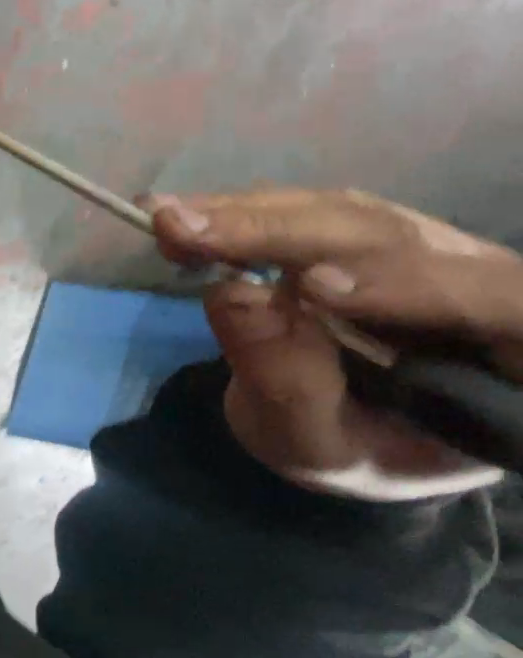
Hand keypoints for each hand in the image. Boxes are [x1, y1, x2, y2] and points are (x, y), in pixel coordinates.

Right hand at [146, 189, 522, 501]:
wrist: (341, 428)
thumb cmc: (352, 449)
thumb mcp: (317, 446)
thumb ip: (290, 386)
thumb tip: (236, 295)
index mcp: (515, 353)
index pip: (499, 302)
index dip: (413, 284)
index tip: (311, 287)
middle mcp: (481, 283)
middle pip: (396, 239)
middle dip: (282, 233)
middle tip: (182, 229)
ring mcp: (422, 248)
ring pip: (346, 213)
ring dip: (249, 215)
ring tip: (168, 221)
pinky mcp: (360, 231)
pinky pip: (306, 208)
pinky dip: (235, 211)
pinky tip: (176, 213)